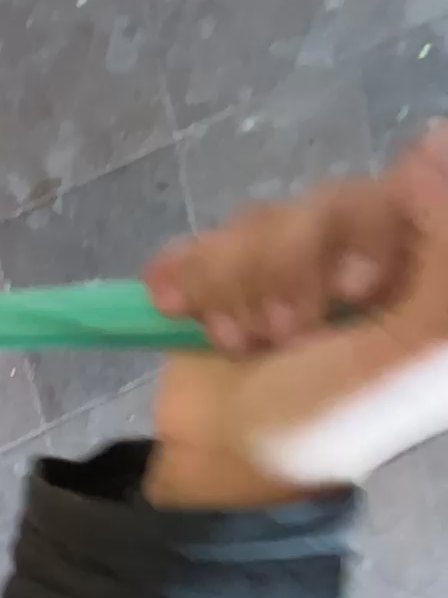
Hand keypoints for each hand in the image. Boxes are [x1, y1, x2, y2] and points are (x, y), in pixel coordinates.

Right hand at [139, 126, 447, 509]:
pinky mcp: (201, 286)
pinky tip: (179, 315)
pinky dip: (175, 283)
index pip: (394, 186)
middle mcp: (347, 251)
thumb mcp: (424, 339)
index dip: (364, 234)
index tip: (360, 292)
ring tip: (237, 342)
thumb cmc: (334, 411)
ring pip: (242, 227)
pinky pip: (182, 250)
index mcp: (415, 257)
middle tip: (288, 335)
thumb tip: (426, 140)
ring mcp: (268, 268)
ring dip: (228, 294)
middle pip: (310, 205)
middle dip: (284, 277)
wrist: (227, 457)